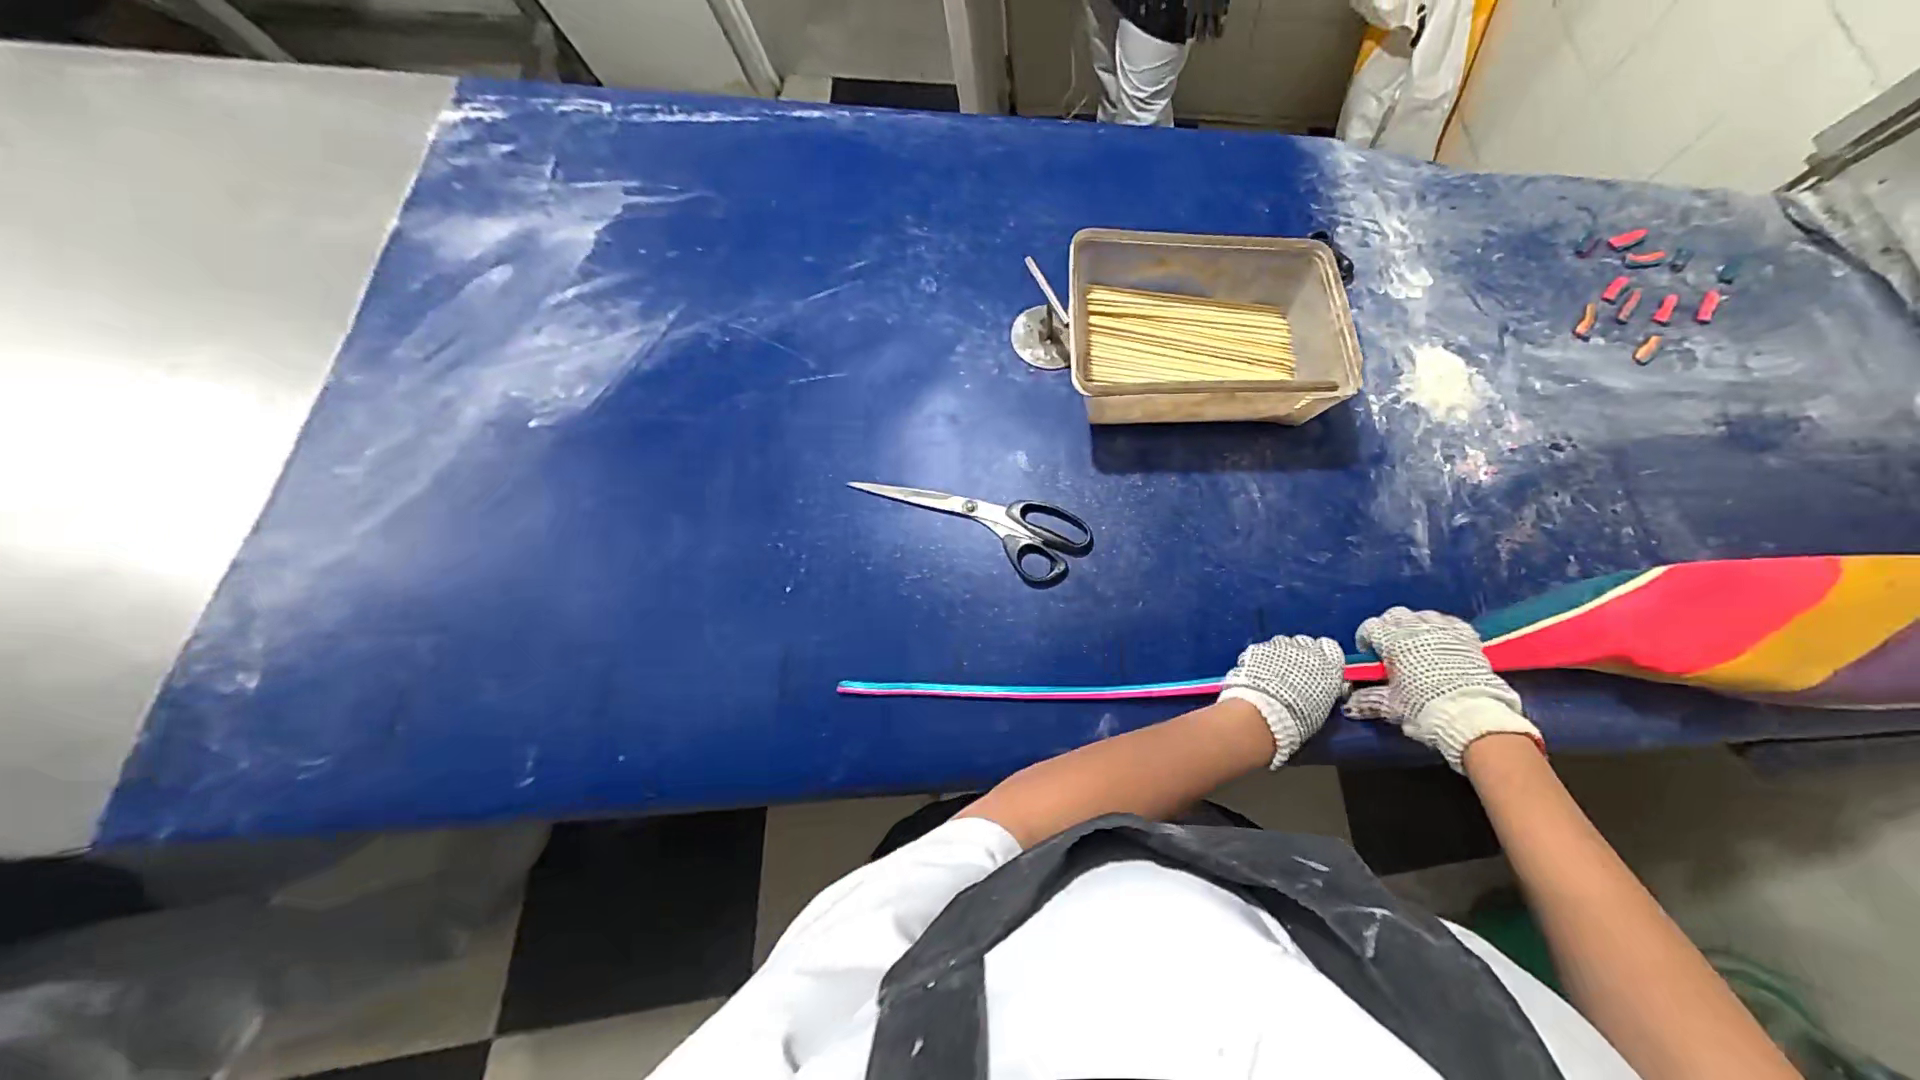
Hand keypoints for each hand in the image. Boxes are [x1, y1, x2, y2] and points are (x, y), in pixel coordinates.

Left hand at [1218, 635, 1347, 768]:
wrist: (1266, 711)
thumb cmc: (1300, 716)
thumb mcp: (1321, 703)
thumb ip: (1322, 687)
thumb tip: (1318, 684)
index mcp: (1328, 664)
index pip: (1329, 648)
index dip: (1322, 656)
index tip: (1316, 665)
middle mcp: (1305, 649)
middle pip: (1304, 643)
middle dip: (1298, 653)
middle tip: (1291, 670)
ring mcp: (1279, 646)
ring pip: (1281, 643)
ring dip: (1278, 654)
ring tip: (1271, 671)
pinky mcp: (1257, 648)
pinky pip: (1261, 650)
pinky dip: (1259, 658)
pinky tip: (1254, 672)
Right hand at [1342, 607, 1541, 771]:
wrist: (1472, 714)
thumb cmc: (1424, 706)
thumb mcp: (1391, 706)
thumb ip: (1368, 700)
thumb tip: (1350, 704)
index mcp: (1391, 641)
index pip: (1370, 627)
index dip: (1365, 639)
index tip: (1369, 655)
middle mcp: (1416, 629)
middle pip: (1395, 615)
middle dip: (1389, 627)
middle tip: (1390, 647)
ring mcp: (1444, 631)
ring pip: (1423, 615)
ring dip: (1416, 625)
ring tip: (1417, 643)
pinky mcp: (1468, 637)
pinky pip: (1451, 623)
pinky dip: (1443, 629)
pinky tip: (1443, 642)